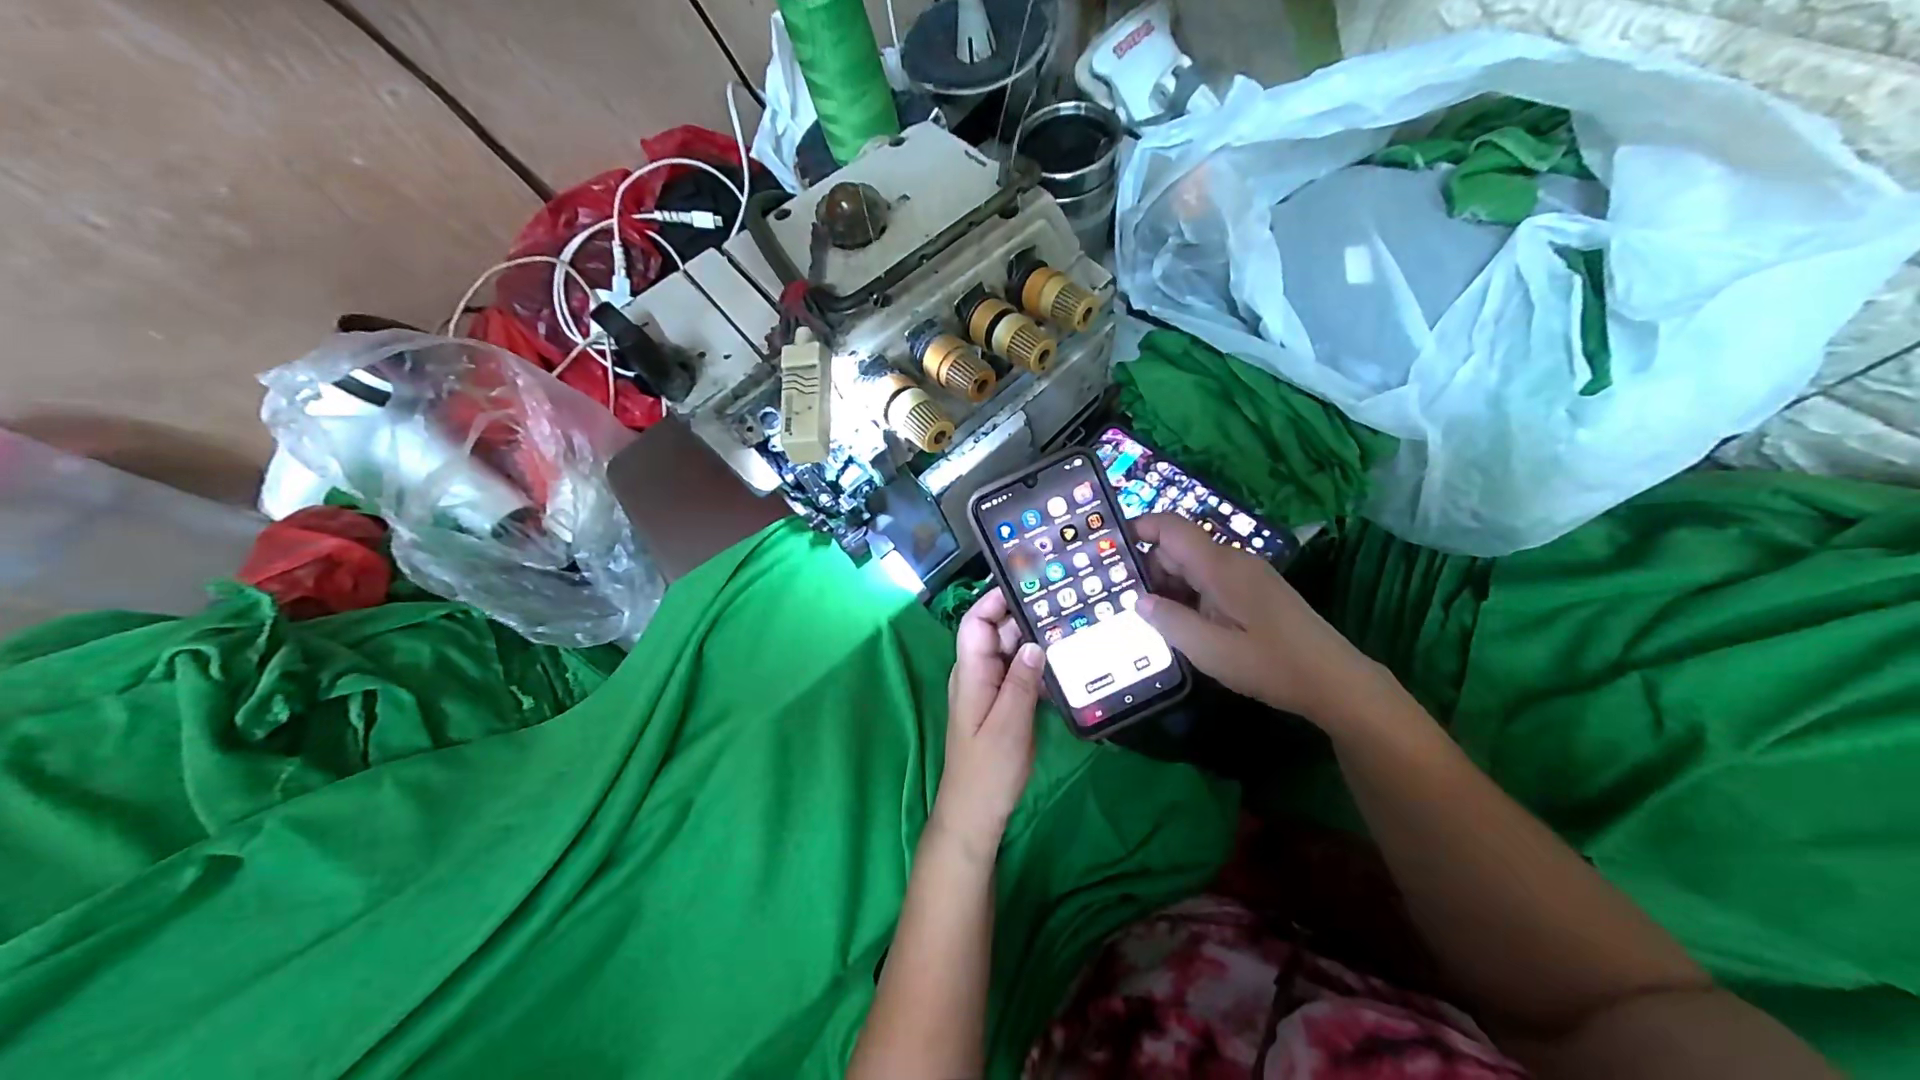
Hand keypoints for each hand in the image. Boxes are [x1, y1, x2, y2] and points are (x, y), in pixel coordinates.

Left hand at [934, 588, 1045, 861]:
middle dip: (1023, 616)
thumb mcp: (1008, 725)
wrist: (975, 811)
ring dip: (1033, 639)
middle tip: (1062, 601)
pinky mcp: (1001, 704)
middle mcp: (977, 674)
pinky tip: (1061, 660)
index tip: (1028, 583)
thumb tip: (1034, 642)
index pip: (975, 622)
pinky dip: (1035, 663)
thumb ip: (1021, 682)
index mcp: (970, 673)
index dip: (995, 599)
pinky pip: (1017, 672)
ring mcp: (988, 689)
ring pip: (1009, 652)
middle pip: (996, 632)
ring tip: (1068, 623)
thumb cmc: (987, 769)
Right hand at [1132, 514, 1388, 726]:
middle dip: (1147, 569)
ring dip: (1167, 588)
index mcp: (1220, 566)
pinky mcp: (1252, 592)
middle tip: (1119, 600)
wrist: (1334, 681)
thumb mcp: (1210, 650)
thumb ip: (1169, 621)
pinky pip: (1208, 582)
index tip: (1108, 549)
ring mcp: (1244, 576)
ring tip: (1143, 618)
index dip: (1137, 528)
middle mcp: (1231, 561)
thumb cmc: (1271, 664)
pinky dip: (1187, 597)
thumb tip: (1139, 600)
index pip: (1170, 527)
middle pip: (1177, 548)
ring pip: (1191, 567)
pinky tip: (1178, 626)